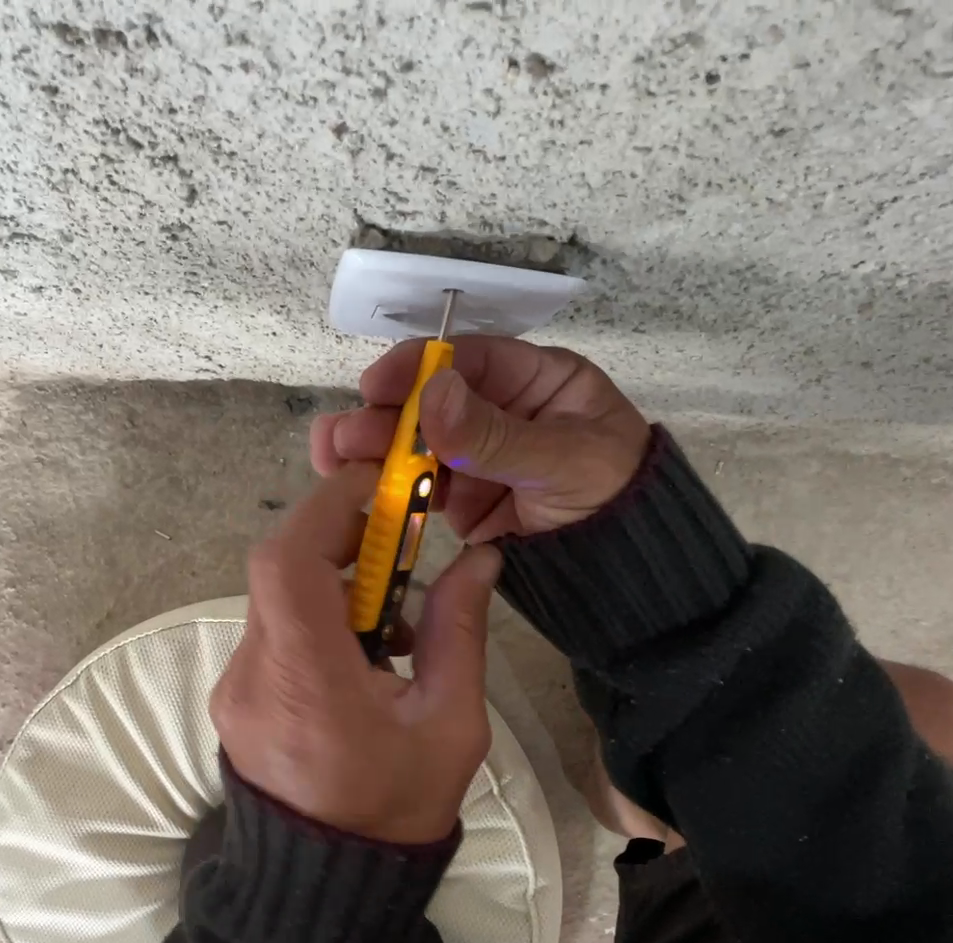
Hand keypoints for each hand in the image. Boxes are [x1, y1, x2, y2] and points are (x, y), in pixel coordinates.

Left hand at [210, 463, 502, 844]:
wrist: (322, 890)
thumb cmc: (395, 812)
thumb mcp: (450, 728)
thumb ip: (459, 635)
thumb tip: (478, 562)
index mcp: (307, 681)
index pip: (288, 561)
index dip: (327, 510)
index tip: (379, 491)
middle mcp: (253, 672)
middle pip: (280, 570)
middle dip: (340, 543)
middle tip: (399, 554)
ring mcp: (232, 685)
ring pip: (275, 599)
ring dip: (332, 589)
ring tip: (392, 634)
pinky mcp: (231, 696)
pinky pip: (270, 633)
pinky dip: (313, 623)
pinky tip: (358, 661)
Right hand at [310, 337, 651, 542]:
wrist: (623, 573)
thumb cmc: (614, 499)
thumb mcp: (563, 461)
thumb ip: (496, 435)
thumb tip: (432, 395)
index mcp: (534, 381)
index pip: (470, 360)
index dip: (419, 367)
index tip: (375, 385)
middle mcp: (497, 410)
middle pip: (429, 401)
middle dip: (382, 416)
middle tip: (342, 436)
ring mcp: (473, 454)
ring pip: (413, 442)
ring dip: (369, 448)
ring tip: (329, 456)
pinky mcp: (458, 495)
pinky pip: (414, 484)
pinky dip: (383, 485)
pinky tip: (348, 485)